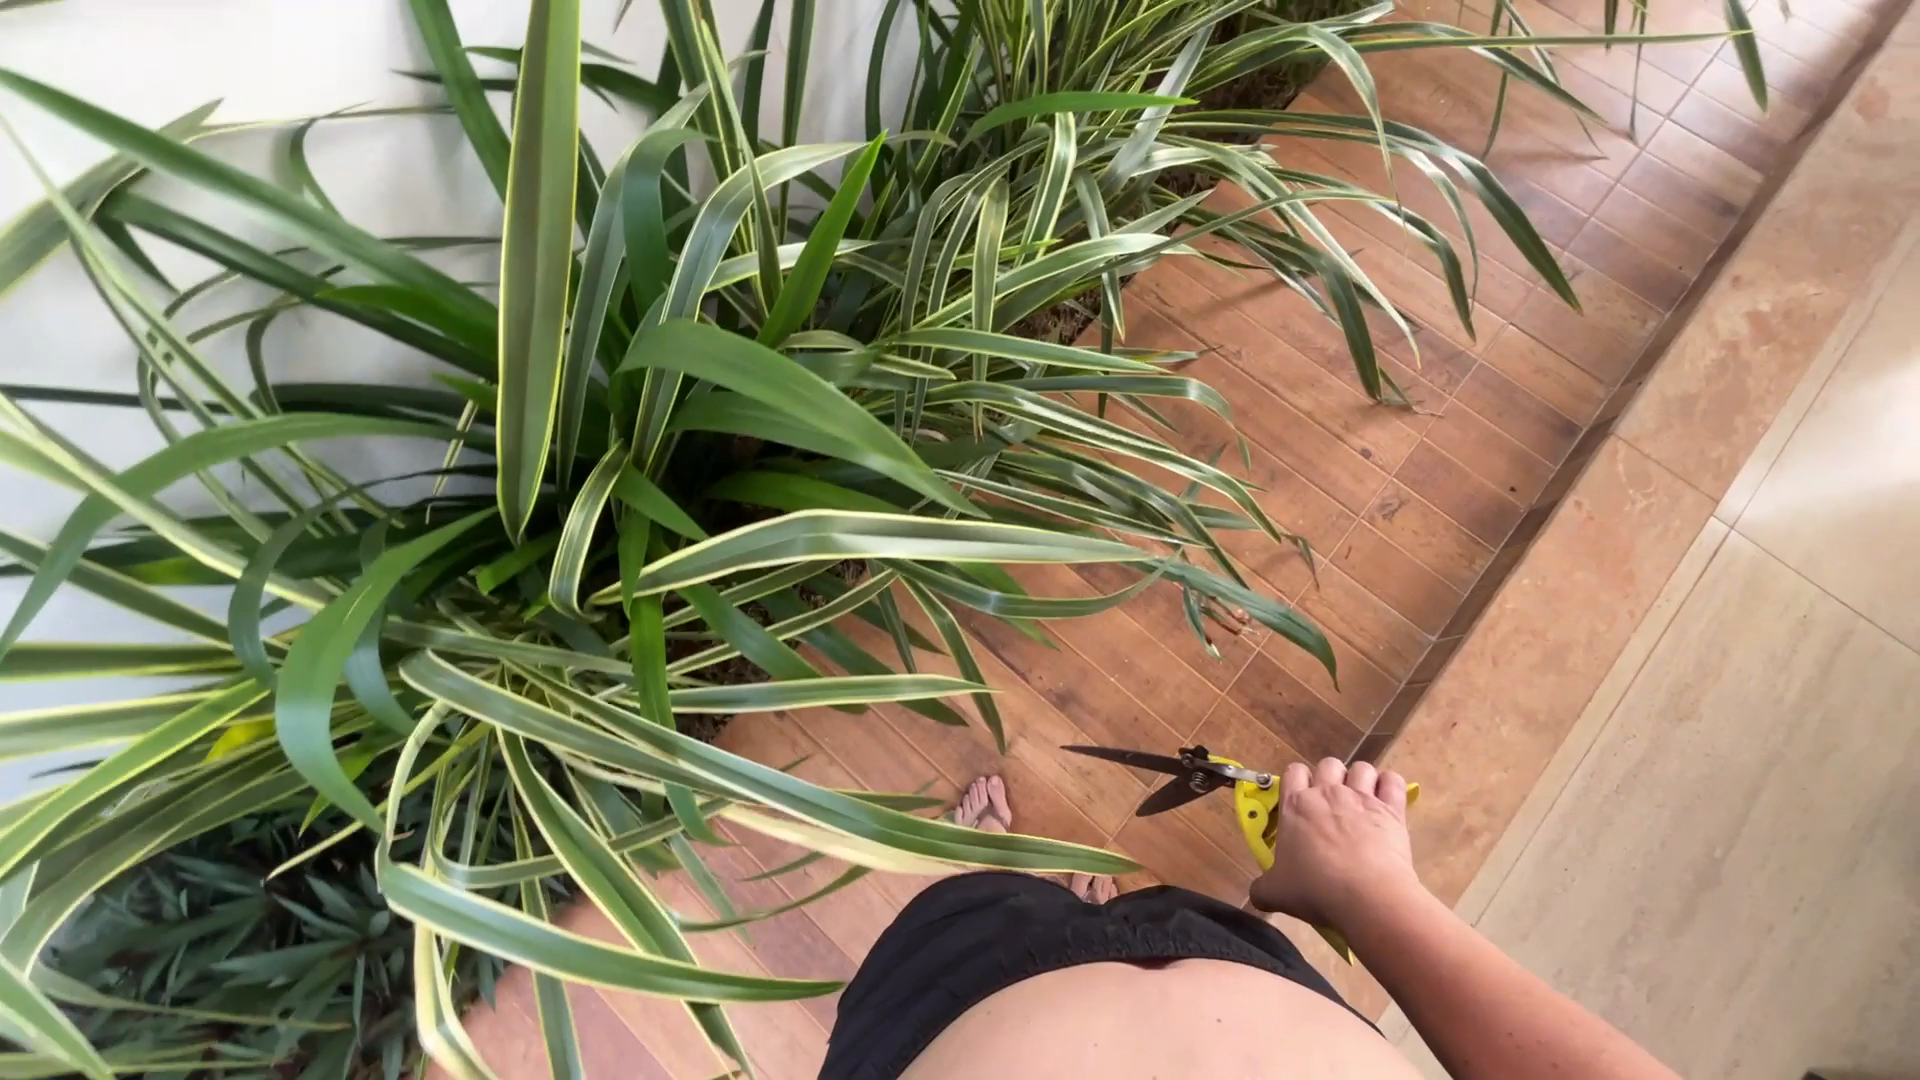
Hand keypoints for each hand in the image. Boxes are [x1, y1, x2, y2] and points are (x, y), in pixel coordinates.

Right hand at [1249, 757, 1422, 928]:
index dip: (1298, 780)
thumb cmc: (1316, 890)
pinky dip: (1391, 785)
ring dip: (1361, 779)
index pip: (1293, 772)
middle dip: (1330, 777)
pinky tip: (1388, 797)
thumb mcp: (1278, 892)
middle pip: (1328, 764)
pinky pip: (1393, 781)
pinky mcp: (1392, 811)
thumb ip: (1263, 889)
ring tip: (1362, 798)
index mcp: (1295, 805)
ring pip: (1361, 768)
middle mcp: (1327, 793)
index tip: (1302, 798)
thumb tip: (1256, 896)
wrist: (1368, 898)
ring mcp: (1361, 799)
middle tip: (1332, 802)